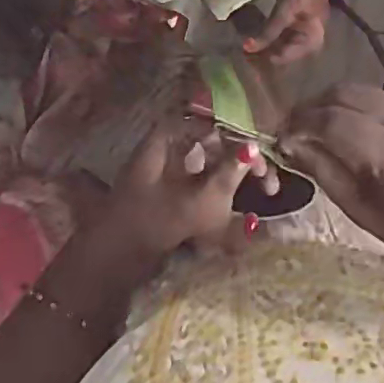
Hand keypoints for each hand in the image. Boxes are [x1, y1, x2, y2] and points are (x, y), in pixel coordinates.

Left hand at [88, 121, 259, 269]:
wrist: (114, 258)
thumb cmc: (156, 223)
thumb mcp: (200, 200)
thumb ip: (228, 172)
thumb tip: (253, 145)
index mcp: (169, 135)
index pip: (215, 124)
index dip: (243, 139)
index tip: (263, 162)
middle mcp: (168, 143)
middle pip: (217, 141)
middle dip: (245, 160)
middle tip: (270, 186)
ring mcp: (168, 166)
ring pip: (213, 161)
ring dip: (238, 176)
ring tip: (264, 196)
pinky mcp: (169, 187)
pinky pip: (204, 179)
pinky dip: (224, 190)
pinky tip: (242, 211)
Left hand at [244, 0, 331, 64]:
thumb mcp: (284, 13)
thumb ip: (268, 33)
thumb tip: (247, 48)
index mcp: (309, 44)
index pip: (280, 59)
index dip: (261, 59)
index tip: (242, 55)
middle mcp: (306, 46)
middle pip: (279, 56)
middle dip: (261, 55)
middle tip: (240, 51)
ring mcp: (300, 37)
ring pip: (277, 48)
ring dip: (262, 47)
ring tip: (242, 46)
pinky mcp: (293, 29)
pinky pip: (278, 38)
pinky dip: (266, 38)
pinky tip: (252, 38)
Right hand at [283, 85, 383, 300]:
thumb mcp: (366, 214)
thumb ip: (324, 173)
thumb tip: (288, 146)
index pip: (331, 121)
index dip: (298, 126)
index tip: (279, 140)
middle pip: (341, 95)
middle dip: (308, 109)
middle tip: (290, 130)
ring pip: (356, 89)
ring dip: (327, 102)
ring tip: (311, 127)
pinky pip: (374, 95)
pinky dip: (349, 103)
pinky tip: (341, 124)